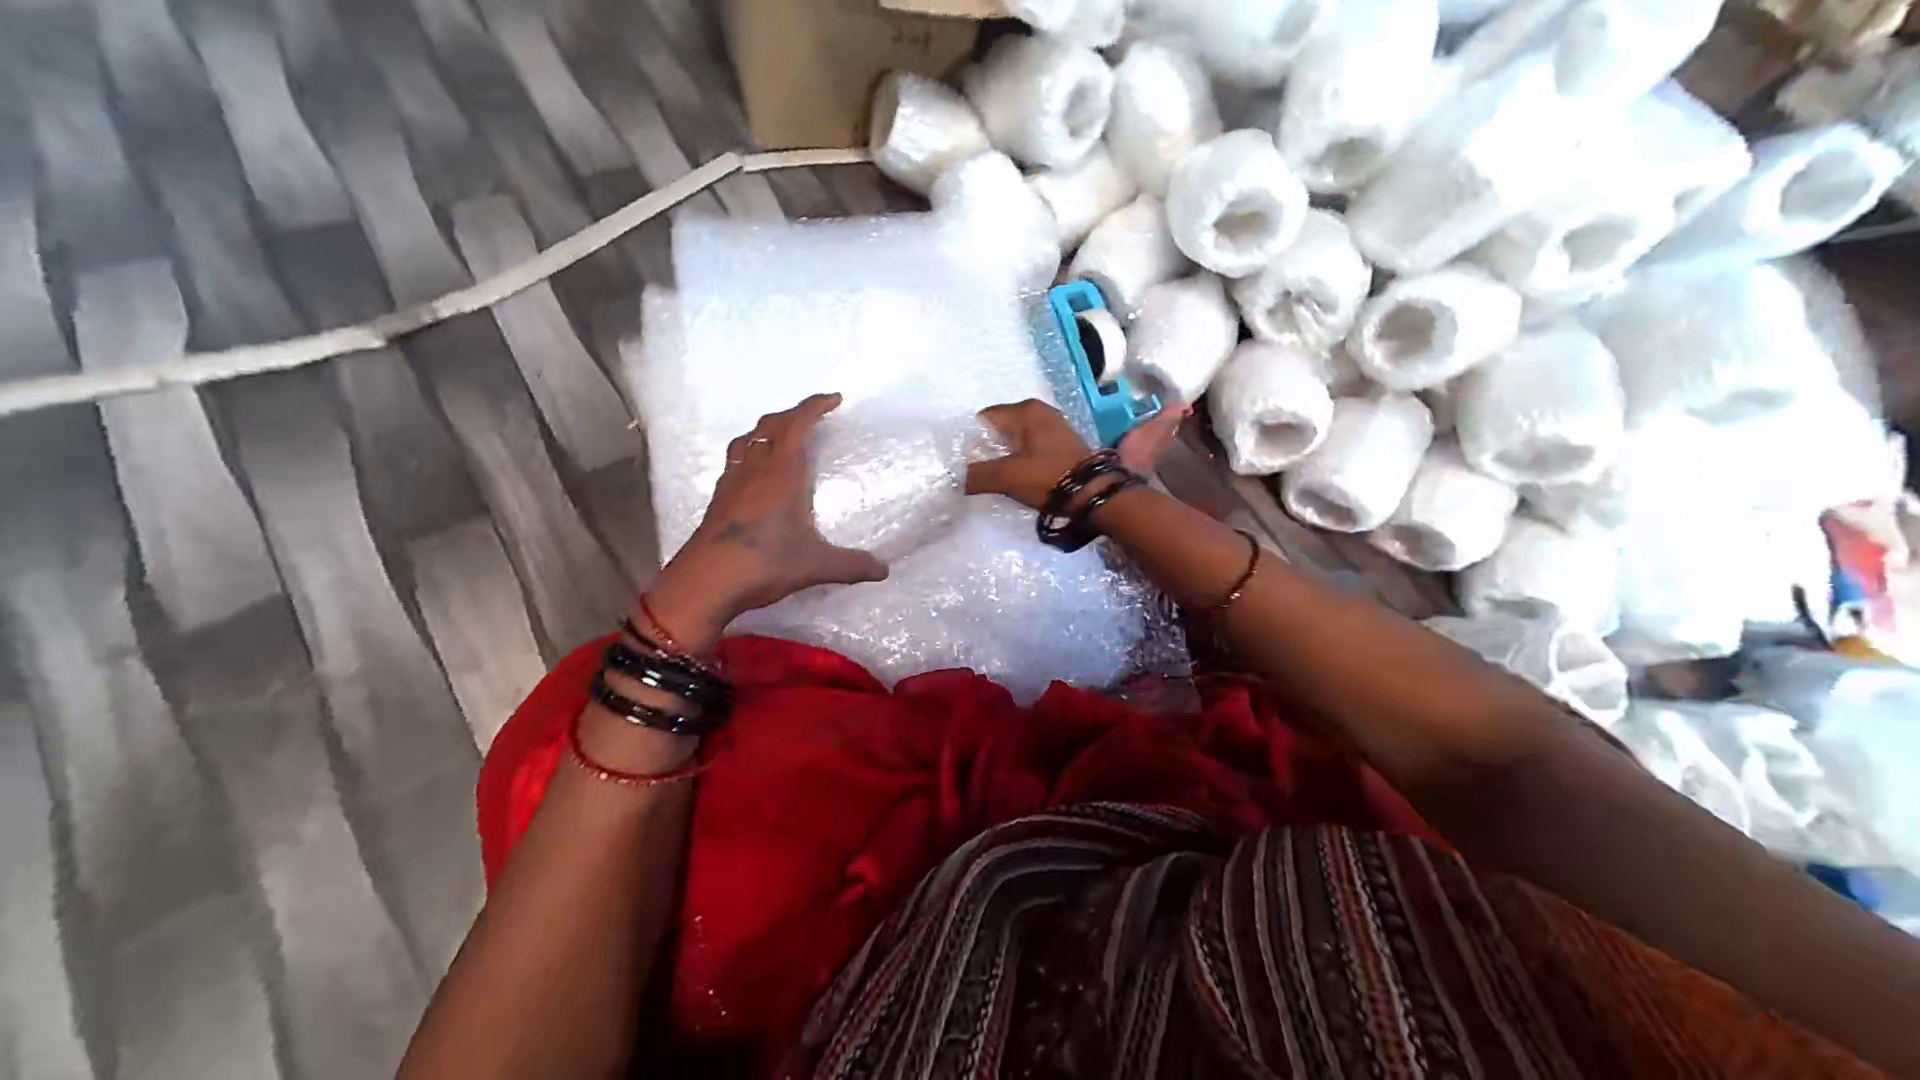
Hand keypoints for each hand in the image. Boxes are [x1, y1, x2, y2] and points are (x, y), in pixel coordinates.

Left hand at [644, 394, 887, 647]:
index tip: (833, 399)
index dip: (815, 405)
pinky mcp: (718, 500)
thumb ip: (852, 565)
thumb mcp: (815, 565)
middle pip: (770, 426)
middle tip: (813, 417)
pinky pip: (735, 462)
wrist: (704, 584)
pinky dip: (750, 454)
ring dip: (767, 431)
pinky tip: (756, 475)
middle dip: (793, 414)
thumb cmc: (763, 564)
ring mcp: (732, 483)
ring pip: (747, 441)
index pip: (797, 424)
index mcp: (782, 474)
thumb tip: (883, 571)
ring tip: (783, 438)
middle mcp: (755, 470)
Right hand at [965, 398, 1186, 509]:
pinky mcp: (1060, 445)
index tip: (960, 462)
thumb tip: (952, 478)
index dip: (968, 440)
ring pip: (1014, 440)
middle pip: (998, 428)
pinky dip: (1018, 460)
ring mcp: (1052, 427)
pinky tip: (1014, 478)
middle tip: (974, 472)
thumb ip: (976, 474)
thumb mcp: (1007, 476)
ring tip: (992, 478)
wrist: (1095, 495)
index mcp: (1025, 410)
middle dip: (984, 449)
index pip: (982, 418)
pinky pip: (1029, 448)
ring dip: (1002, 457)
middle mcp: (1039, 411)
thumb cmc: (1049, 478)